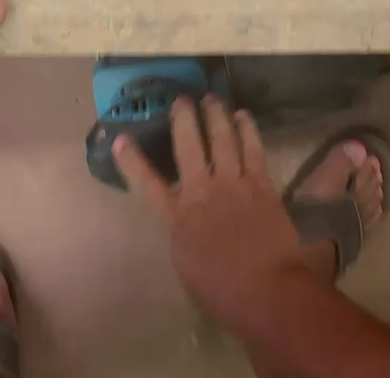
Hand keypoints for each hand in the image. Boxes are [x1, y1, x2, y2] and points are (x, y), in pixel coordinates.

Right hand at [113, 96, 310, 325]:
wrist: (268, 291)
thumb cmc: (224, 292)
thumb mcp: (188, 266)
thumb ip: (183, 234)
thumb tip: (183, 217)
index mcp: (179, 218)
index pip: (148, 185)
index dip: (132, 161)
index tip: (121, 139)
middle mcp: (203, 192)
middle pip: (188, 145)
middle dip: (183, 118)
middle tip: (181, 99)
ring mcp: (233, 183)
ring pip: (222, 138)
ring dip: (216, 114)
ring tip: (212, 98)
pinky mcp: (261, 183)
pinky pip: (252, 147)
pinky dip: (247, 128)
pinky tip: (244, 116)